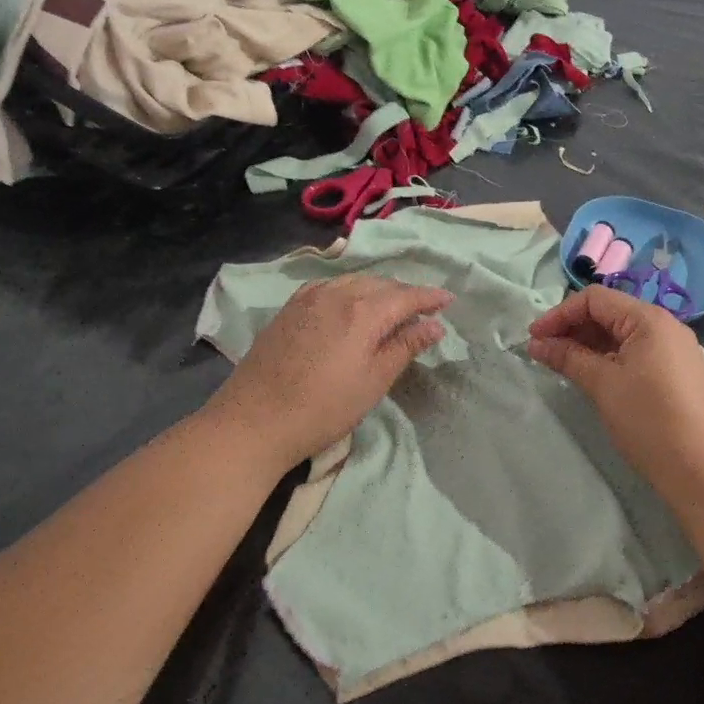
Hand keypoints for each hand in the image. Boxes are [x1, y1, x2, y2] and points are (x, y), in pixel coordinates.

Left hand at [206, 274, 451, 473]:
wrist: (254, 421)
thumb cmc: (323, 408)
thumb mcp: (374, 381)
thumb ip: (406, 347)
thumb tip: (436, 325)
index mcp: (364, 311)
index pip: (407, 295)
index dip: (430, 298)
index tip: (449, 301)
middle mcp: (338, 294)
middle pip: (381, 284)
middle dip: (405, 294)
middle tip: (422, 312)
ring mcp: (309, 298)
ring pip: (354, 282)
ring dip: (377, 290)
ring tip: (390, 308)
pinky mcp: (289, 308)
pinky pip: (330, 287)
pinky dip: (350, 291)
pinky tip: (350, 307)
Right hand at [528, 287, 703, 502]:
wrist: (702, 468)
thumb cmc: (649, 420)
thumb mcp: (603, 385)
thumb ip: (569, 357)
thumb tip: (537, 343)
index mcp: (649, 319)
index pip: (595, 299)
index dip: (560, 314)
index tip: (534, 338)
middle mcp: (665, 324)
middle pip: (610, 312)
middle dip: (574, 328)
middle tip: (544, 353)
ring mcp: (674, 347)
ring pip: (623, 333)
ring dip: (590, 343)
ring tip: (562, 364)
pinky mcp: (677, 370)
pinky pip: (637, 350)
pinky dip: (610, 356)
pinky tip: (593, 374)